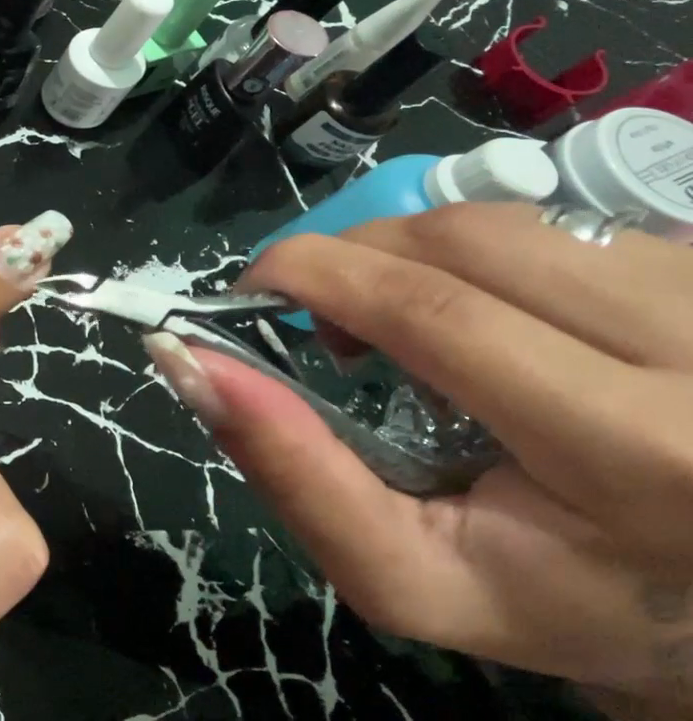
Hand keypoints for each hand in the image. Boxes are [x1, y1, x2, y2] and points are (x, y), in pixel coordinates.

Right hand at [143, 202, 692, 706]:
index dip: (314, 274)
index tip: (249, 291)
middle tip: (321, 321)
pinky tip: (485, 312)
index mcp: (638, 451)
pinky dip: (479, 254)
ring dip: (411, 252)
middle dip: (354, 257)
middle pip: (466, 241)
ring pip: (511, 220)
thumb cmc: (553, 599)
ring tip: (398, 315)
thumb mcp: (405, 574)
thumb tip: (180, 354)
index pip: (434, 310)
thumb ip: (291, 468)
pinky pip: (560, 224)